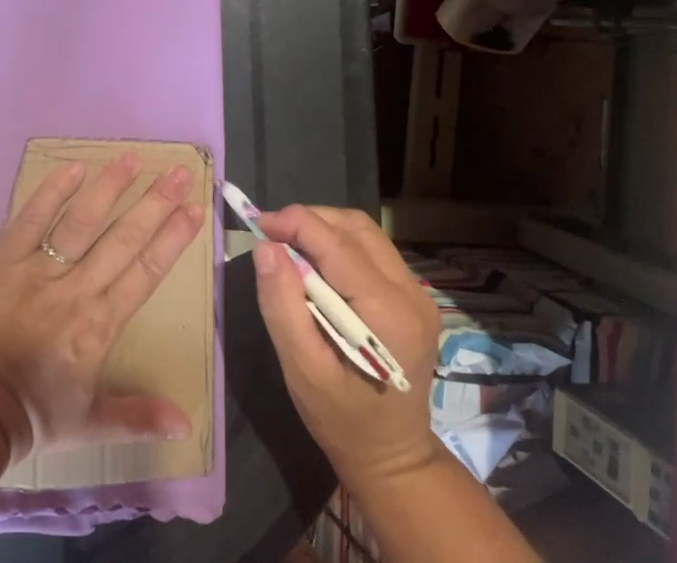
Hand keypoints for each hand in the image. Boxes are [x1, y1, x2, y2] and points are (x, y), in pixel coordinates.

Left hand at [0, 154, 205, 463]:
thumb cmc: (28, 416)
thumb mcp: (88, 422)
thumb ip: (137, 416)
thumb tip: (186, 424)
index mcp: (100, 325)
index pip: (145, 273)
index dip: (172, 239)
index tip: (194, 209)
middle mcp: (76, 291)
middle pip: (123, 240)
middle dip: (155, 204)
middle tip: (181, 172)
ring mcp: (37, 272)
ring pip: (81, 223)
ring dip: (109, 189)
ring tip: (133, 159)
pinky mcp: (1, 262)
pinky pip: (29, 221)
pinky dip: (51, 193)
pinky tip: (73, 168)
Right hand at [253, 205, 442, 484]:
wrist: (392, 456)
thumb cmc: (343, 421)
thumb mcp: (303, 371)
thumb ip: (283, 307)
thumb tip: (266, 249)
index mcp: (388, 312)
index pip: (338, 244)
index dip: (296, 223)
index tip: (257, 223)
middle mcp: (412, 293)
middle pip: (357, 228)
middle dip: (309, 221)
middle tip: (269, 236)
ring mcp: (418, 294)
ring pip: (367, 235)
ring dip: (325, 230)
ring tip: (288, 247)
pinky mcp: (414, 299)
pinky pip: (374, 254)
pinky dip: (340, 247)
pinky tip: (314, 267)